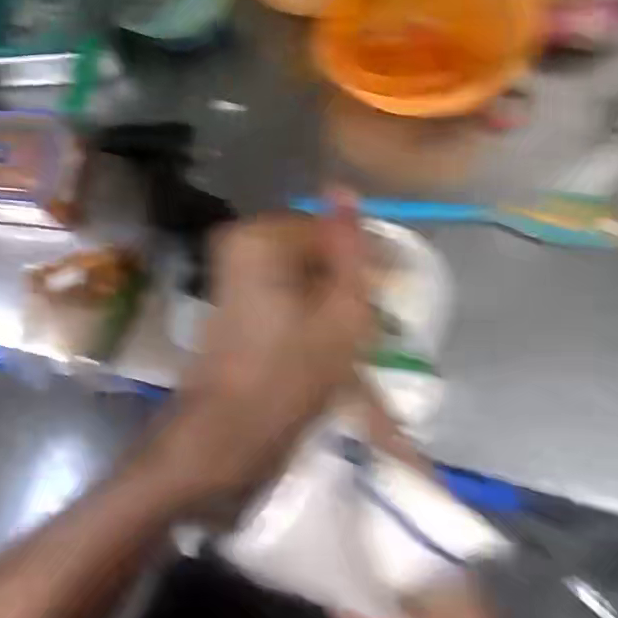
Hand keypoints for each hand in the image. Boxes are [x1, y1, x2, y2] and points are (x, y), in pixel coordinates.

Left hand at [140, 190, 382, 506]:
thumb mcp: (341, 312)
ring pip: (300, 273)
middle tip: (372, 325)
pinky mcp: (230, 296)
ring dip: (329, 300)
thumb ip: (348, 248)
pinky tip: (322, 346)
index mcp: (258, 236)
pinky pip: (282, 290)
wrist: (227, 430)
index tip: (389, 299)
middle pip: (312, 250)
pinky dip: (306, 311)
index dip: (364, 262)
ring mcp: (229, 269)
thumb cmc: (291, 374)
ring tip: (349, 342)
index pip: (328, 229)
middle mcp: (237, 242)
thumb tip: (342, 187)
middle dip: (345, 282)